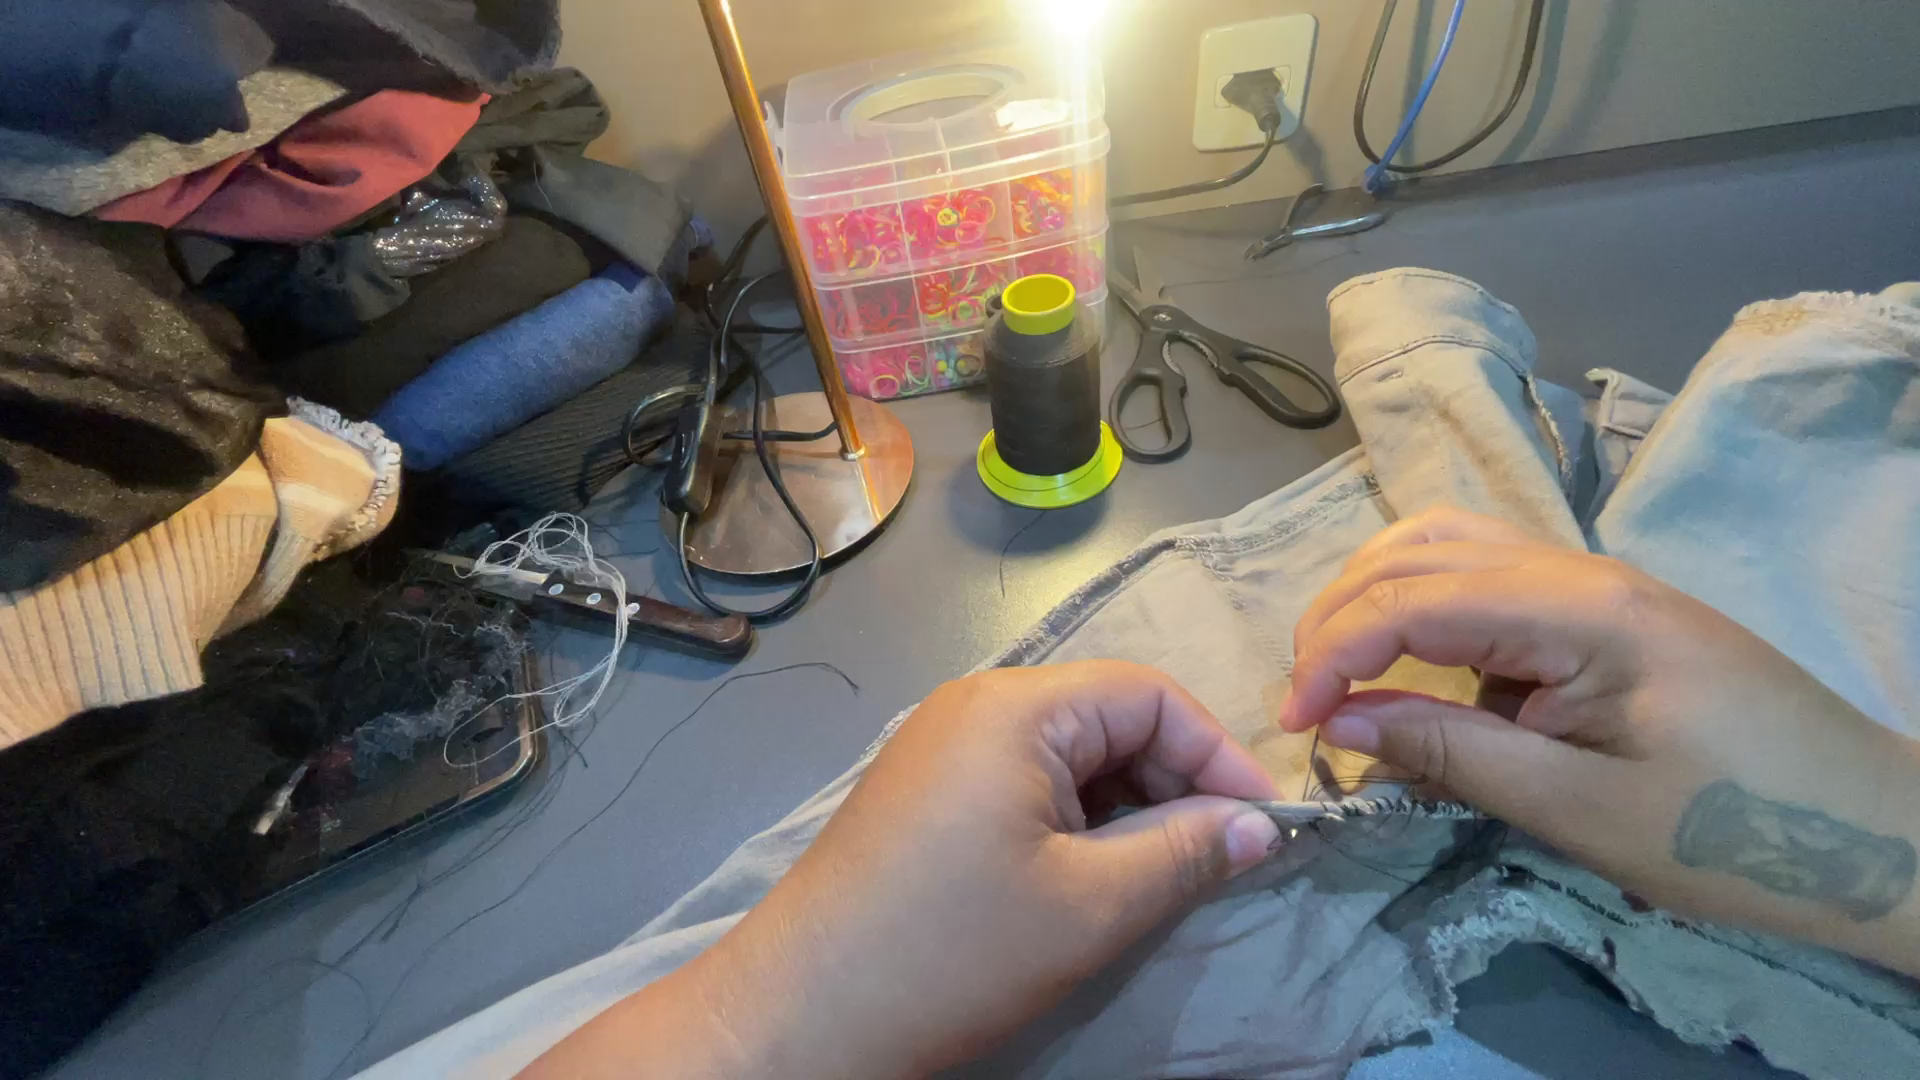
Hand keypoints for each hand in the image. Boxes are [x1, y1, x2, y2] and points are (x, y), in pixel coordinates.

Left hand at [523, 661, 1279, 1078]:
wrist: (805, 1006)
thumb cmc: (953, 947)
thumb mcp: (1090, 905)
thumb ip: (1185, 852)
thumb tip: (1262, 824)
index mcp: (1016, 704)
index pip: (1146, 695)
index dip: (1216, 752)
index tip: (1266, 822)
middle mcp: (978, 701)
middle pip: (1107, 717)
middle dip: (1172, 780)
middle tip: (1217, 855)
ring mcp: (947, 739)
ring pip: (1069, 750)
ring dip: (1126, 801)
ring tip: (1156, 869)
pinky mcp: (931, 781)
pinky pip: (1026, 775)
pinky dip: (1075, 814)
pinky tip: (1089, 866)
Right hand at [1281, 507, 1919, 974]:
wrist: (1885, 839)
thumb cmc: (1739, 835)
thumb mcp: (1579, 810)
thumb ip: (1445, 751)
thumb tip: (1336, 722)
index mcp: (1582, 610)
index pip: (1413, 603)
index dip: (1334, 655)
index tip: (1297, 720)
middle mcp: (1573, 567)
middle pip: (1408, 557)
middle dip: (1334, 622)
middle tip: (1308, 697)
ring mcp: (1578, 573)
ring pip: (1430, 540)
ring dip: (1363, 592)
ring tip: (1336, 658)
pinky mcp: (1578, 596)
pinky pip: (1464, 559)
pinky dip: (1405, 587)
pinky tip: (1398, 633)